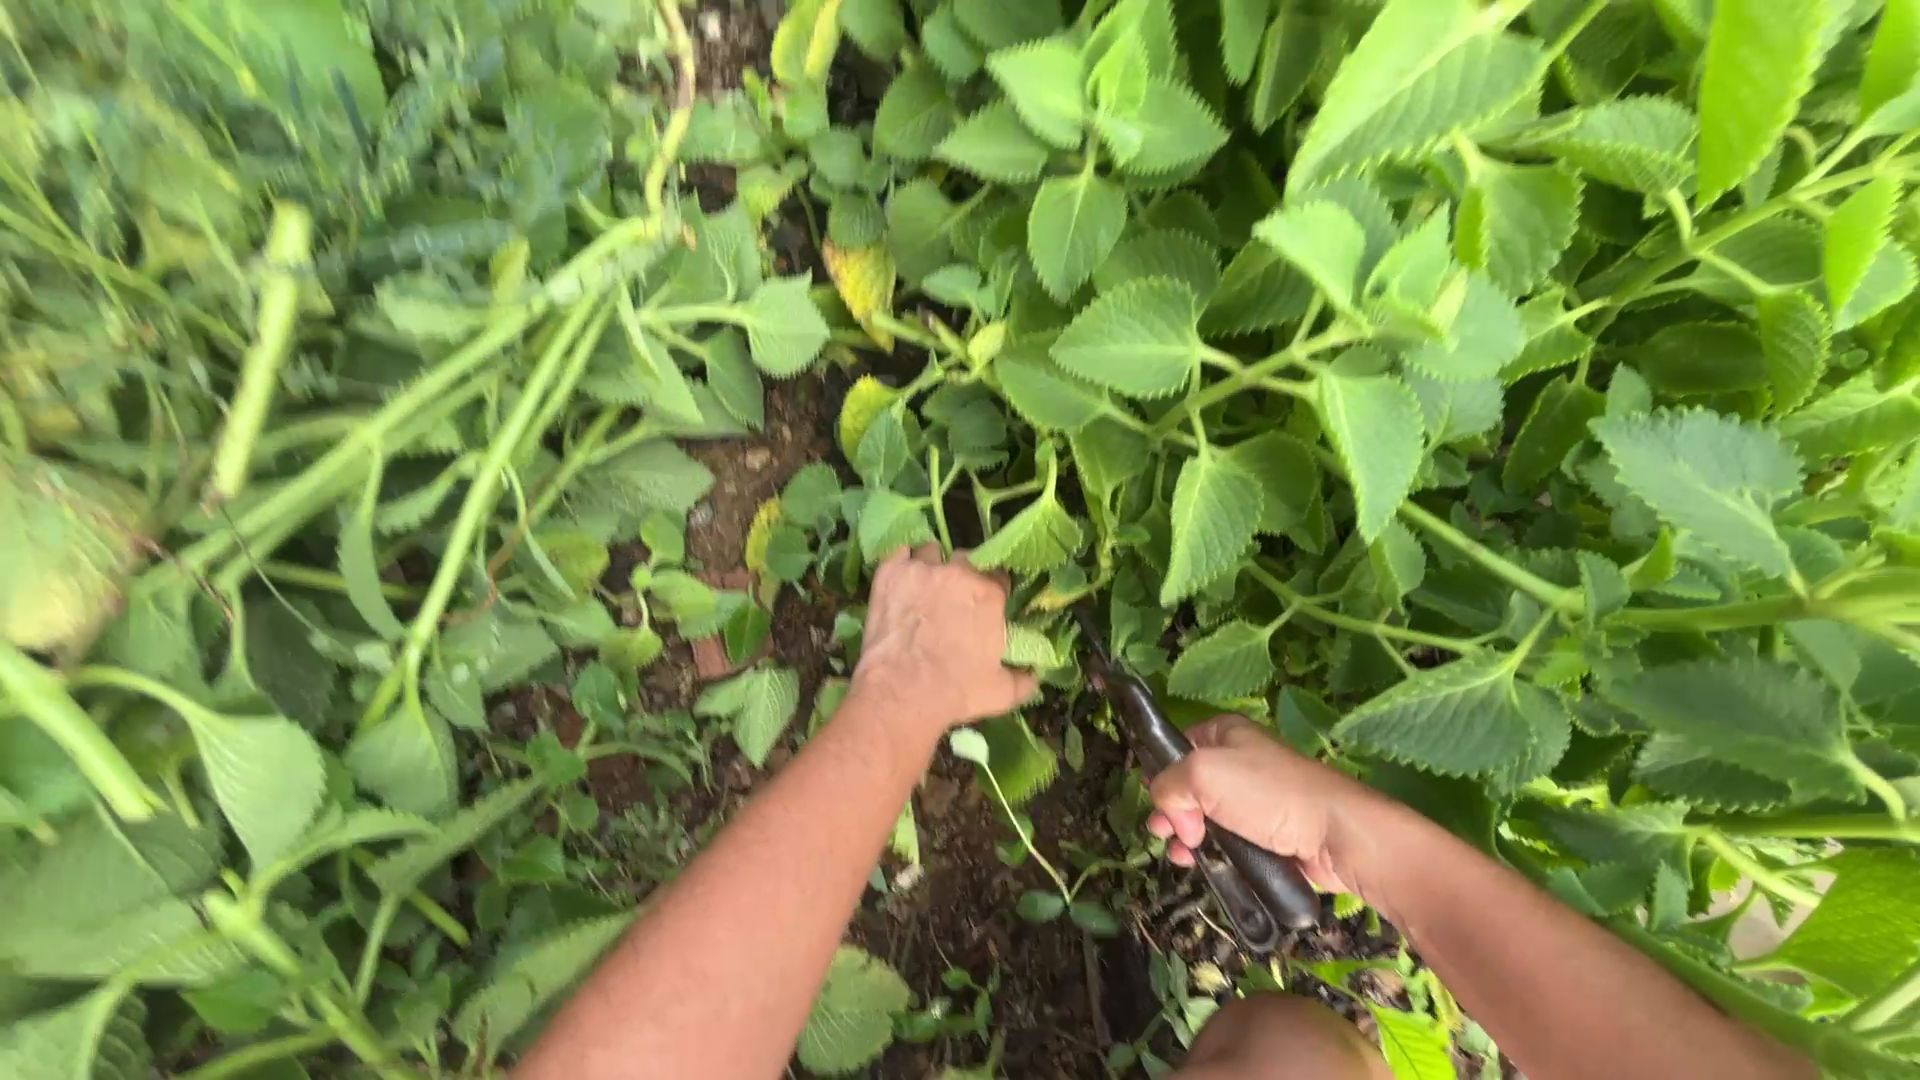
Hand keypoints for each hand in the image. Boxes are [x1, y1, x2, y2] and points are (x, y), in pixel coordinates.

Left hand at [850, 544, 1039, 740]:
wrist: (901, 692)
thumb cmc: (955, 692)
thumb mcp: (1001, 693)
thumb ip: (1024, 680)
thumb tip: (1035, 675)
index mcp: (989, 594)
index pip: (998, 576)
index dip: (992, 589)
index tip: (984, 605)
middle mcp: (959, 573)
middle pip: (967, 559)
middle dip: (964, 574)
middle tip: (954, 598)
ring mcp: (923, 569)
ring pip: (932, 552)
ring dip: (932, 565)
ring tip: (924, 587)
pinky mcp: (891, 572)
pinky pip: (901, 551)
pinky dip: (903, 562)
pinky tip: (902, 578)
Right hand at [1146, 716, 1404, 908]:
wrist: (1337, 835)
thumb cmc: (1267, 793)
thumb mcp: (1202, 772)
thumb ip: (1169, 784)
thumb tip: (1172, 814)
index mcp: (1224, 733)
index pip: (1177, 746)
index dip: (1161, 772)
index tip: (1157, 800)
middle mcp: (1239, 761)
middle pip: (1188, 786)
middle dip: (1172, 811)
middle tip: (1166, 833)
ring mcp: (1255, 799)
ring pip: (1206, 818)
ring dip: (1188, 837)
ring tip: (1184, 857)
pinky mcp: (1268, 833)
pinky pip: (1229, 842)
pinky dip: (1214, 854)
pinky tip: (1203, 866)